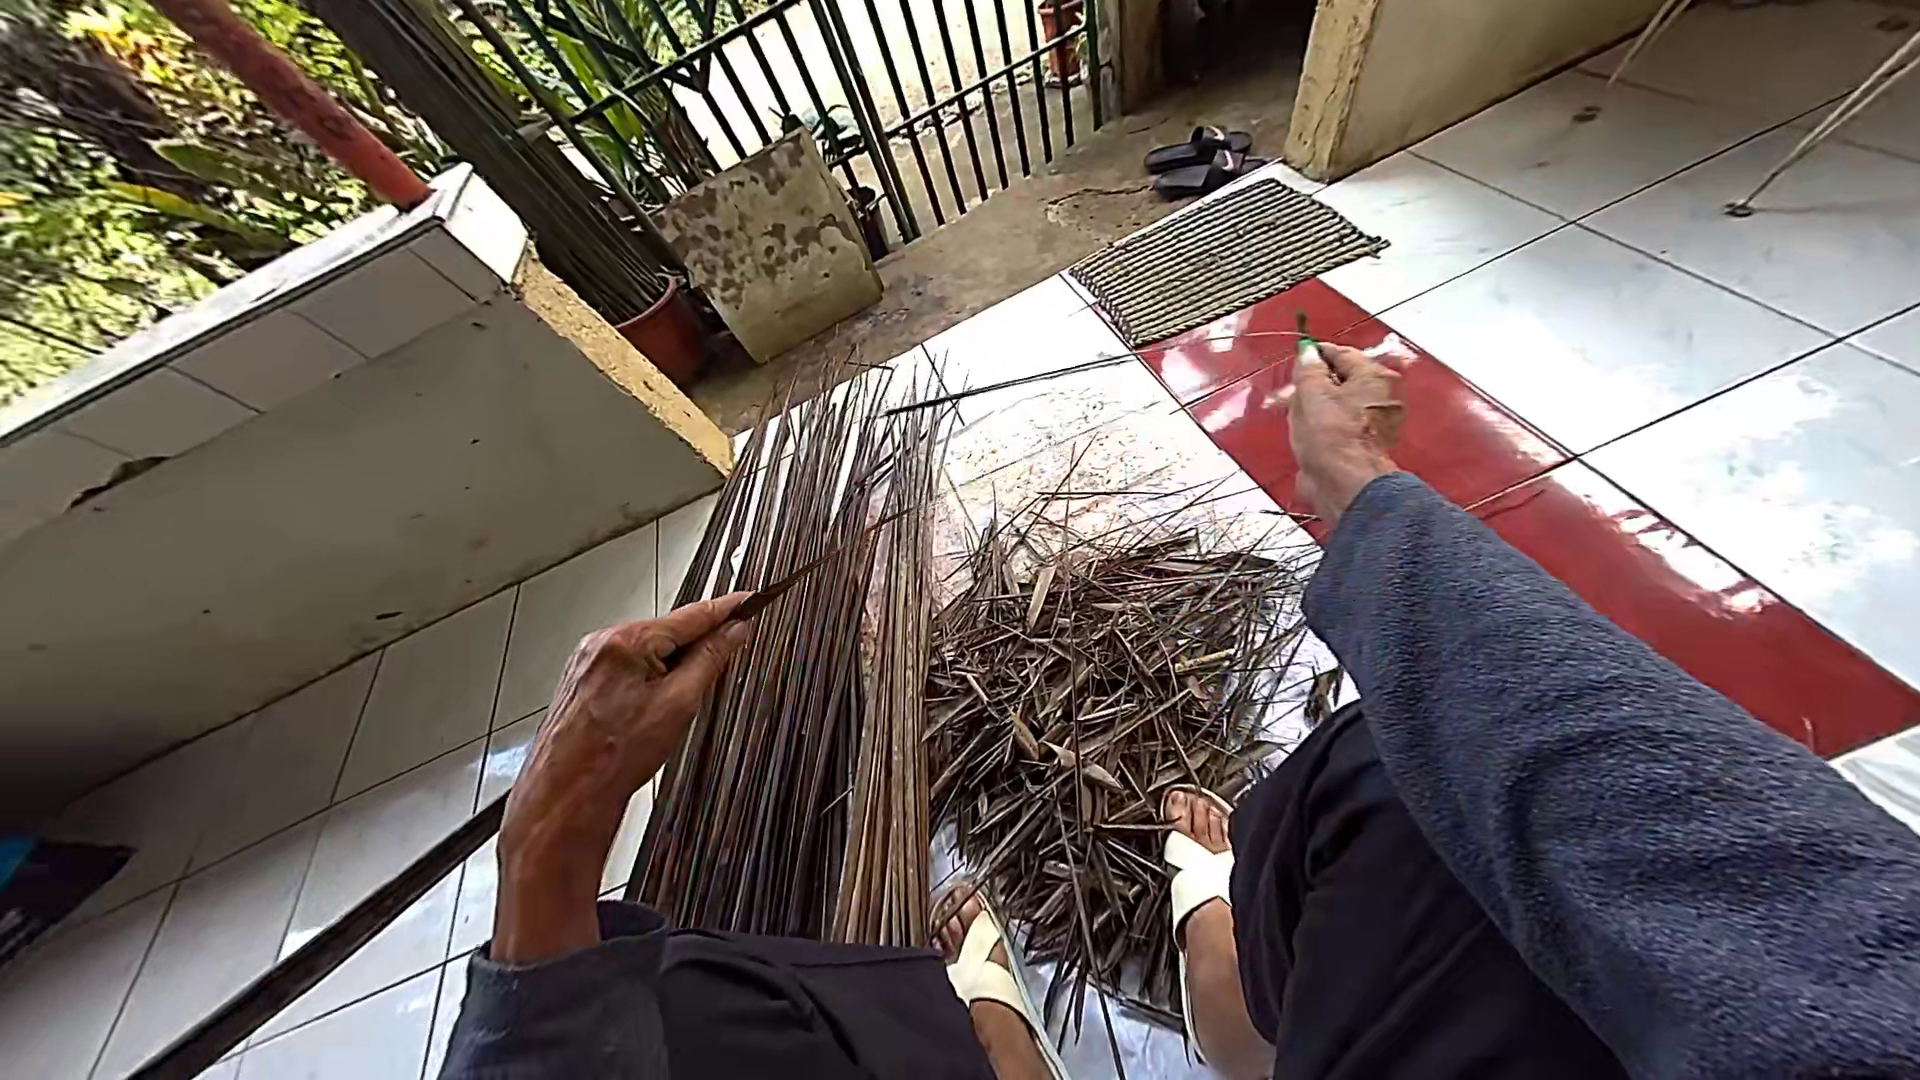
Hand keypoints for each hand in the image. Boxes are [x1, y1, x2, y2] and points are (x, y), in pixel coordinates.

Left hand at [492, 593, 753, 963]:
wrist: (565, 798)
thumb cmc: (613, 758)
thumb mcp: (680, 703)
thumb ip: (711, 659)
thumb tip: (734, 630)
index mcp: (626, 641)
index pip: (693, 614)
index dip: (728, 608)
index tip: (752, 600)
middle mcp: (602, 642)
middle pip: (671, 630)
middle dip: (699, 646)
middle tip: (719, 673)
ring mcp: (589, 659)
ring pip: (652, 648)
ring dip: (674, 665)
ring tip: (675, 707)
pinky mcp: (584, 677)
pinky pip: (632, 663)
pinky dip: (653, 676)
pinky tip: (654, 708)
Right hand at [1287, 342, 1401, 528]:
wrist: (1343, 483)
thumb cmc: (1331, 437)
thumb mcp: (1311, 394)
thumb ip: (1308, 370)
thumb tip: (1307, 354)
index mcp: (1375, 377)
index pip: (1343, 354)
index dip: (1318, 353)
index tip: (1301, 353)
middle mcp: (1382, 397)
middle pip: (1343, 379)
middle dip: (1316, 382)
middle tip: (1293, 385)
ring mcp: (1375, 422)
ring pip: (1340, 403)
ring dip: (1317, 404)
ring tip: (1295, 411)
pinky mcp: (1363, 444)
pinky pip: (1340, 424)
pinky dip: (1323, 424)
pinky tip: (1305, 432)